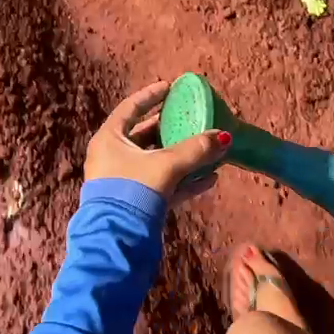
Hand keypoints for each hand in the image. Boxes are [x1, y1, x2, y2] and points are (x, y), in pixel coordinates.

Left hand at [84, 80, 231, 203]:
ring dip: (180, 155)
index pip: (130, 108)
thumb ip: (195, 149)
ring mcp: (124, 181)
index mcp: (110, 139)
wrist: (117, 245)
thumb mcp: (166, 165)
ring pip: (156, 161)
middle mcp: (113, 157)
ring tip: (204, 147)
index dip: (151, 96)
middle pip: (144, 135)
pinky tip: (208, 179)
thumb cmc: (134, 191)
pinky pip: (162, 184)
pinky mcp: (136, 203)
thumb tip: (223, 136)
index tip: (170, 88)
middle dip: (170, 128)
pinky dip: (183, 180)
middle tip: (190, 117)